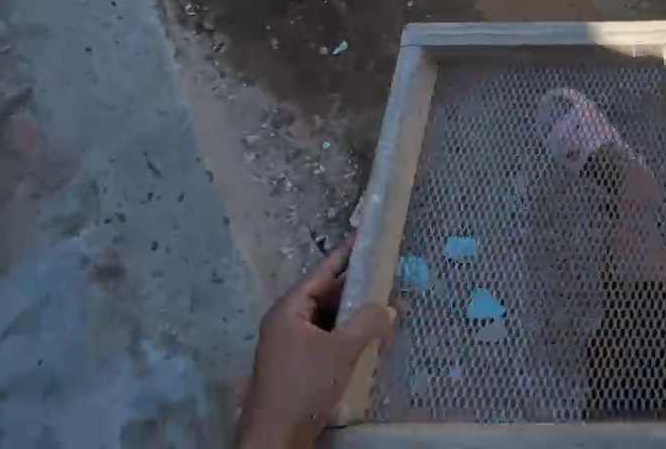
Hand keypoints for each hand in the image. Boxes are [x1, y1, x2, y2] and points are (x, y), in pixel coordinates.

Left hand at [237, 240, 394, 448]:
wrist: (275, 442)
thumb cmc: (304, 387)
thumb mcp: (343, 349)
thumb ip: (370, 321)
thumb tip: (390, 308)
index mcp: (289, 310)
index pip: (323, 271)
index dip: (348, 254)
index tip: (369, 237)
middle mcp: (285, 322)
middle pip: (326, 293)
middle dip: (357, 288)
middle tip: (387, 278)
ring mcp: (288, 345)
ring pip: (327, 317)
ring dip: (353, 313)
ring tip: (384, 307)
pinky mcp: (294, 364)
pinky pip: (324, 336)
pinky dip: (345, 333)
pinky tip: (368, 337)